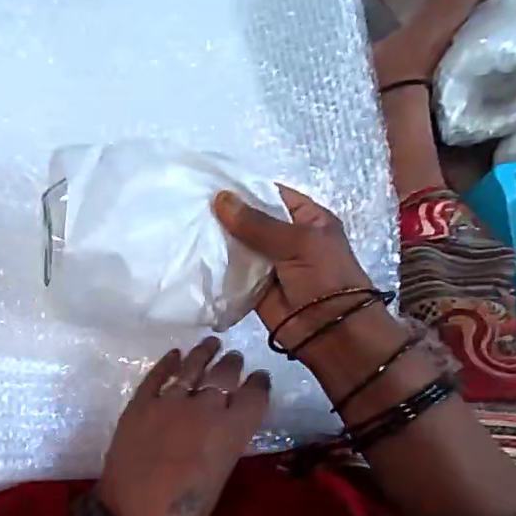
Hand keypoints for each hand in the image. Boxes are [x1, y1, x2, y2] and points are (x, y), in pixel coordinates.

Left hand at [94, 338, 268, 515]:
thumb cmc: (183, 515)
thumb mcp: (220, 477)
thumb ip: (226, 443)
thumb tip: (226, 425)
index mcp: (231, 430)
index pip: (254, 394)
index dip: (259, 384)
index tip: (260, 378)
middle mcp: (203, 408)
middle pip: (224, 375)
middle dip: (232, 366)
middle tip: (235, 360)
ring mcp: (168, 403)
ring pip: (191, 367)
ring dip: (203, 354)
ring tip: (211, 344)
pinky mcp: (139, 405)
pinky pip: (155, 376)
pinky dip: (167, 363)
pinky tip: (175, 355)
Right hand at [211, 187, 419, 402]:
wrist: (330, 331)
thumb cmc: (325, 277)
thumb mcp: (297, 241)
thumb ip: (258, 223)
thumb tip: (220, 198)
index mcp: (306, 220)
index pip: (271, 196)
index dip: (245, 189)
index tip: (211, 184)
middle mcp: (286, 239)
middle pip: (250, 222)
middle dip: (225, 216)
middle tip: (190, 205)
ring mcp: (268, 265)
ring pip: (238, 247)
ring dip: (217, 241)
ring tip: (185, 227)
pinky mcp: (253, 289)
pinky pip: (232, 275)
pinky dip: (216, 268)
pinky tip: (192, 256)